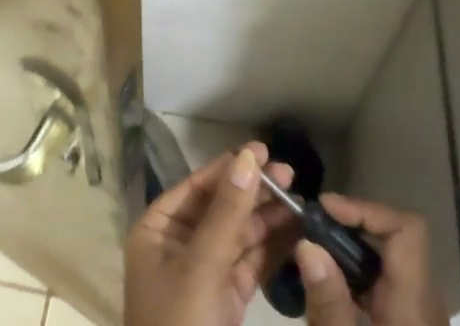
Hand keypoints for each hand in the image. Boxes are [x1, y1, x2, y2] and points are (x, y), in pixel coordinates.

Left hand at [126, 142, 298, 325]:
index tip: (263, 150)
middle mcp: (178, 246)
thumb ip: (226, 213)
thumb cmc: (178, 322)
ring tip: (302, 201)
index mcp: (157, 231)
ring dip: (269, 219)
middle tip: (291, 176)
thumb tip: (248, 159)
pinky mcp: (226, 298)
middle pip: (220, 208)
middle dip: (254, 192)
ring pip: (239, 235)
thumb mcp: (200, 266)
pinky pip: (250, 263)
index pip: (196, 188)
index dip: (229, 168)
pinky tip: (297, 233)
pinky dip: (272, 249)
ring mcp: (203, 272)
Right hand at [296, 194, 451, 325]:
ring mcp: (421, 311)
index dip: (365, 208)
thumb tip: (306, 244)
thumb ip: (328, 301)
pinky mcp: (411, 321)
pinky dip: (358, 272)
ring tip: (314, 254)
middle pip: (395, 238)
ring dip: (351, 249)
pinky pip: (388, 281)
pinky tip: (332, 287)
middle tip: (310, 230)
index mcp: (415, 300)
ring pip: (390, 259)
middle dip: (351, 226)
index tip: (324, 208)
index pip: (406, 227)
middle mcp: (426, 297)